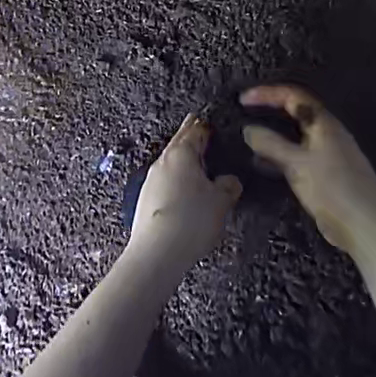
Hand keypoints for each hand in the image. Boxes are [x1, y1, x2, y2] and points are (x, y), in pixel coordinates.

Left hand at [128, 115, 242, 269]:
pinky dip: (176, 180)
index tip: (211, 122)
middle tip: (201, 130)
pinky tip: (185, 191)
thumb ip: (229, 185)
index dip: (206, 125)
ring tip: (198, 164)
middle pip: (179, 143)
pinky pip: (165, 182)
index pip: (196, 130)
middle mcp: (162, 162)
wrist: (157, 254)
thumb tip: (228, 181)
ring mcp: (151, 181)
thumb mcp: (222, 201)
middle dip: (191, 137)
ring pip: (171, 162)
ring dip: (184, 161)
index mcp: (181, 153)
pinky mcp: (146, 200)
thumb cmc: (191, 221)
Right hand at [241, 85, 375, 258]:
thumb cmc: (333, 188)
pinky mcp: (327, 174)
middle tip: (246, 113)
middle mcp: (327, 133)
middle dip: (270, 110)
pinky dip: (280, 156)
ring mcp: (328, 153)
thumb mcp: (297, 164)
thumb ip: (271, 145)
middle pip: (296, 112)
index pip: (293, 96)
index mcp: (323, 123)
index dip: (267, 93)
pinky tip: (265, 166)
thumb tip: (248, 129)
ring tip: (250, 140)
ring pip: (296, 136)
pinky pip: (298, 156)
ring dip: (273, 136)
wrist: (366, 225)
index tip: (244, 99)